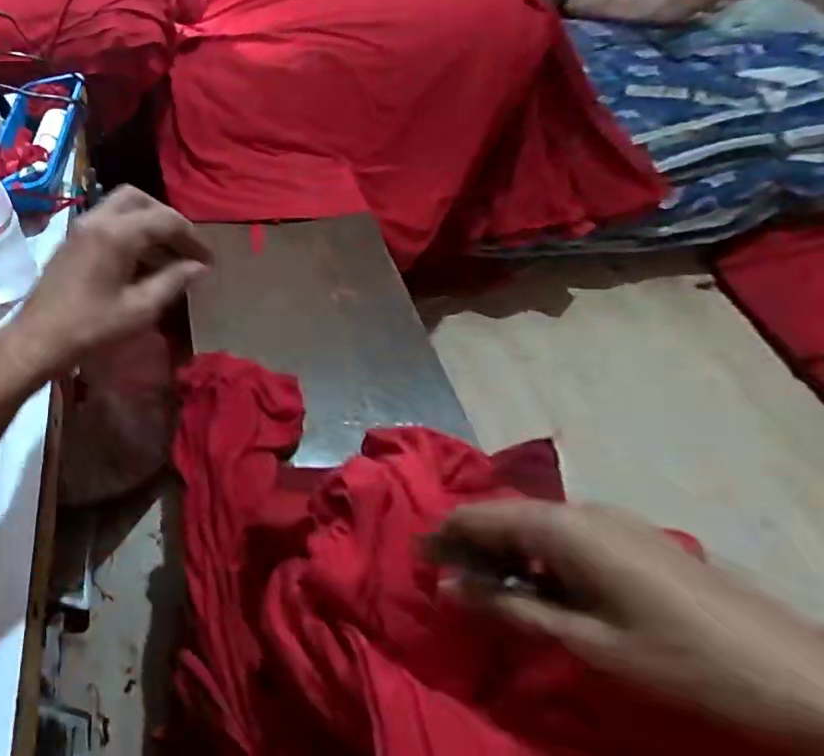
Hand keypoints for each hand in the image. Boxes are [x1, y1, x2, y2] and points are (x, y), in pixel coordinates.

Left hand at [0, 187, 211, 380]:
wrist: (38, 338)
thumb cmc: (90, 326)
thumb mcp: (139, 308)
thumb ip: (173, 281)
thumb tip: (199, 266)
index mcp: (114, 232)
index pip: (165, 219)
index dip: (192, 238)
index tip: (208, 261)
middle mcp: (95, 220)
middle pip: (139, 200)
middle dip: (166, 219)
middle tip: (184, 249)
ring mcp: (78, 228)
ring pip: (119, 208)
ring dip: (145, 224)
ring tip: (167, 258)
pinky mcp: (70, 241)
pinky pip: (104, 222)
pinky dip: (126, 232)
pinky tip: (139, 262)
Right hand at [433, 501, 823, 743]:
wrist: (821, 688)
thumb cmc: (688, 662)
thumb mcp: (589, 643)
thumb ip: (508, 607)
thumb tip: (444, 586)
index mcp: (559, 525)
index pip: (471, 517)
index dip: (439, 540)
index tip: (417, 565)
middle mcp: (581, 510)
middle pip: (501, 515)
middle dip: (470, 545)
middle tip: (452, 581)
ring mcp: (617, 522)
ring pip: (533, 525)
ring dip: (506, 552)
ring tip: (495, 589)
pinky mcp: (642, 540)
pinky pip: (567, 535)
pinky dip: (541, 556)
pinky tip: (546, 588)